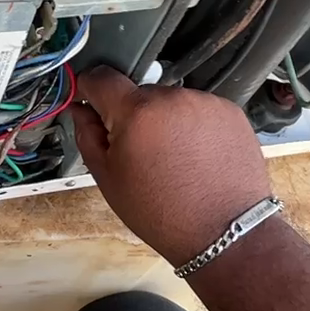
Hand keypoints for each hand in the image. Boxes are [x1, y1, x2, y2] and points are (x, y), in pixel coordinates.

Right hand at [72, 67, 273, 266]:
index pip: (102, 77)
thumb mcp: (110, 180)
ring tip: (174, 158)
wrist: (225, 233)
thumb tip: (80, 111)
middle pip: (138, 93)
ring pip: (169, 101)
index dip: (90, 86)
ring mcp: (203, 102)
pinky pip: (198, 108)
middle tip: (141, 150)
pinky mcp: (229, 110)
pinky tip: (196, 156)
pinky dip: (193, 126)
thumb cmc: (164, 213)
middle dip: (134, 115)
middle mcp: (171, 98)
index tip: (89, 97)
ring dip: (165, 120)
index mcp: (136, 113)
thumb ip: (88, 136)